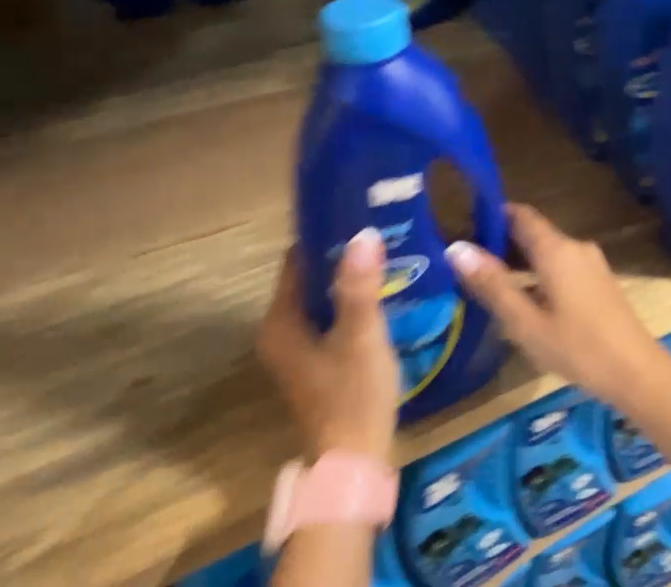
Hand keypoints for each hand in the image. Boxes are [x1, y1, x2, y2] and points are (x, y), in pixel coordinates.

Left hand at [257, 229, 400, 460]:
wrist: (353, 459)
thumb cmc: (354, 394)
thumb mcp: (361, 335)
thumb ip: (359, 286)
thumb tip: (363, 234)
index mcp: (280, 322)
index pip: (297, 260)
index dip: (327, 234)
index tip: (362, 213)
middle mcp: (280, 332)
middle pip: (311, 278)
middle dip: (343, 255)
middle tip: (384, 230)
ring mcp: (298, 349)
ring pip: (323, 298)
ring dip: (350, 279)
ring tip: (390, 254)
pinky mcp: (316, 362)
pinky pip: (331, 317)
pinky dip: (353, 302)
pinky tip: (385, 293)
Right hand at [446, 203, 670, 405]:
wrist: (635, 370)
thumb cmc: (577, 347)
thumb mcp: (526, 322)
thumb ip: (492, 284)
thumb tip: (456, 248)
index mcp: (558, 250)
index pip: (521, 215)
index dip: (491, 215)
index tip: (461, 225)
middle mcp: (576, 247)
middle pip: (533, 233)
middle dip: (500, 242)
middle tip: (464, 261)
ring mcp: (591, 264)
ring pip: (547, 252)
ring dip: (518, 261)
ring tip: (484, 282)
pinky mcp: (599, 282)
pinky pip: (561, 267)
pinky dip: (537, 274)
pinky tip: (521, 300)